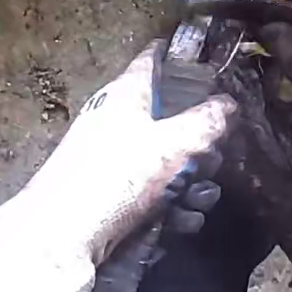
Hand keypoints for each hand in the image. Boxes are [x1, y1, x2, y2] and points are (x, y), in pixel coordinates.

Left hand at [0, 46, 235, 291]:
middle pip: (168, 117)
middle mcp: (117, 118)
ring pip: (164, 159)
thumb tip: (228, 104)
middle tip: (212, 161)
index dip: (181, 57)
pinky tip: (182, 221)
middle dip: (198, 143)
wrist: (62, 234)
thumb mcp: (172, 144)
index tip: (210, 68)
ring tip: (198, 201)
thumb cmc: (116, 176)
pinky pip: (150, 189)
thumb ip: (205, 122)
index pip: (154, 59)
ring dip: (189, 182)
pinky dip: (169, 203)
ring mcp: (112, 156)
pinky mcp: (111, 191)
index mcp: (126, 93)